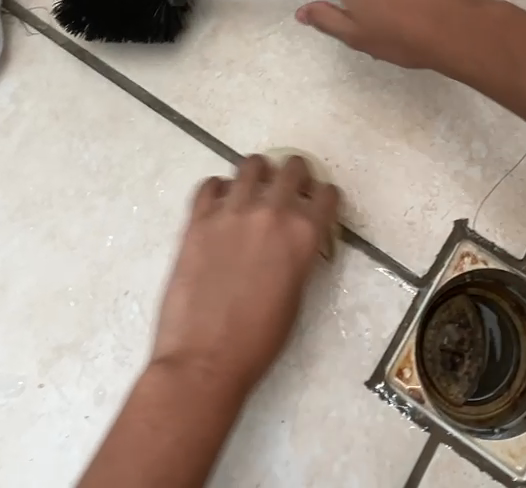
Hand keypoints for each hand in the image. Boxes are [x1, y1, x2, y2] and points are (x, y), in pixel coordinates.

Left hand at [148, 155, 339, 398]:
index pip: (327, 194)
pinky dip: (218, 190)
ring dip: (258, 173)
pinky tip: (218, 205)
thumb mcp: (296, 296)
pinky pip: (209, 185)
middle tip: (287, 189)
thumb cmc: (259, 341)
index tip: (317, 204)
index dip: (324, 198)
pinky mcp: (198, 220)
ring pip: (251, 165)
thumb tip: (294, 240)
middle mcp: (272, 213)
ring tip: (252, 189)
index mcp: (304, 235)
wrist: (204, 361)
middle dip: (295, 175)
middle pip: (293, 168)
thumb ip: (298, 256)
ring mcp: (232, 212)